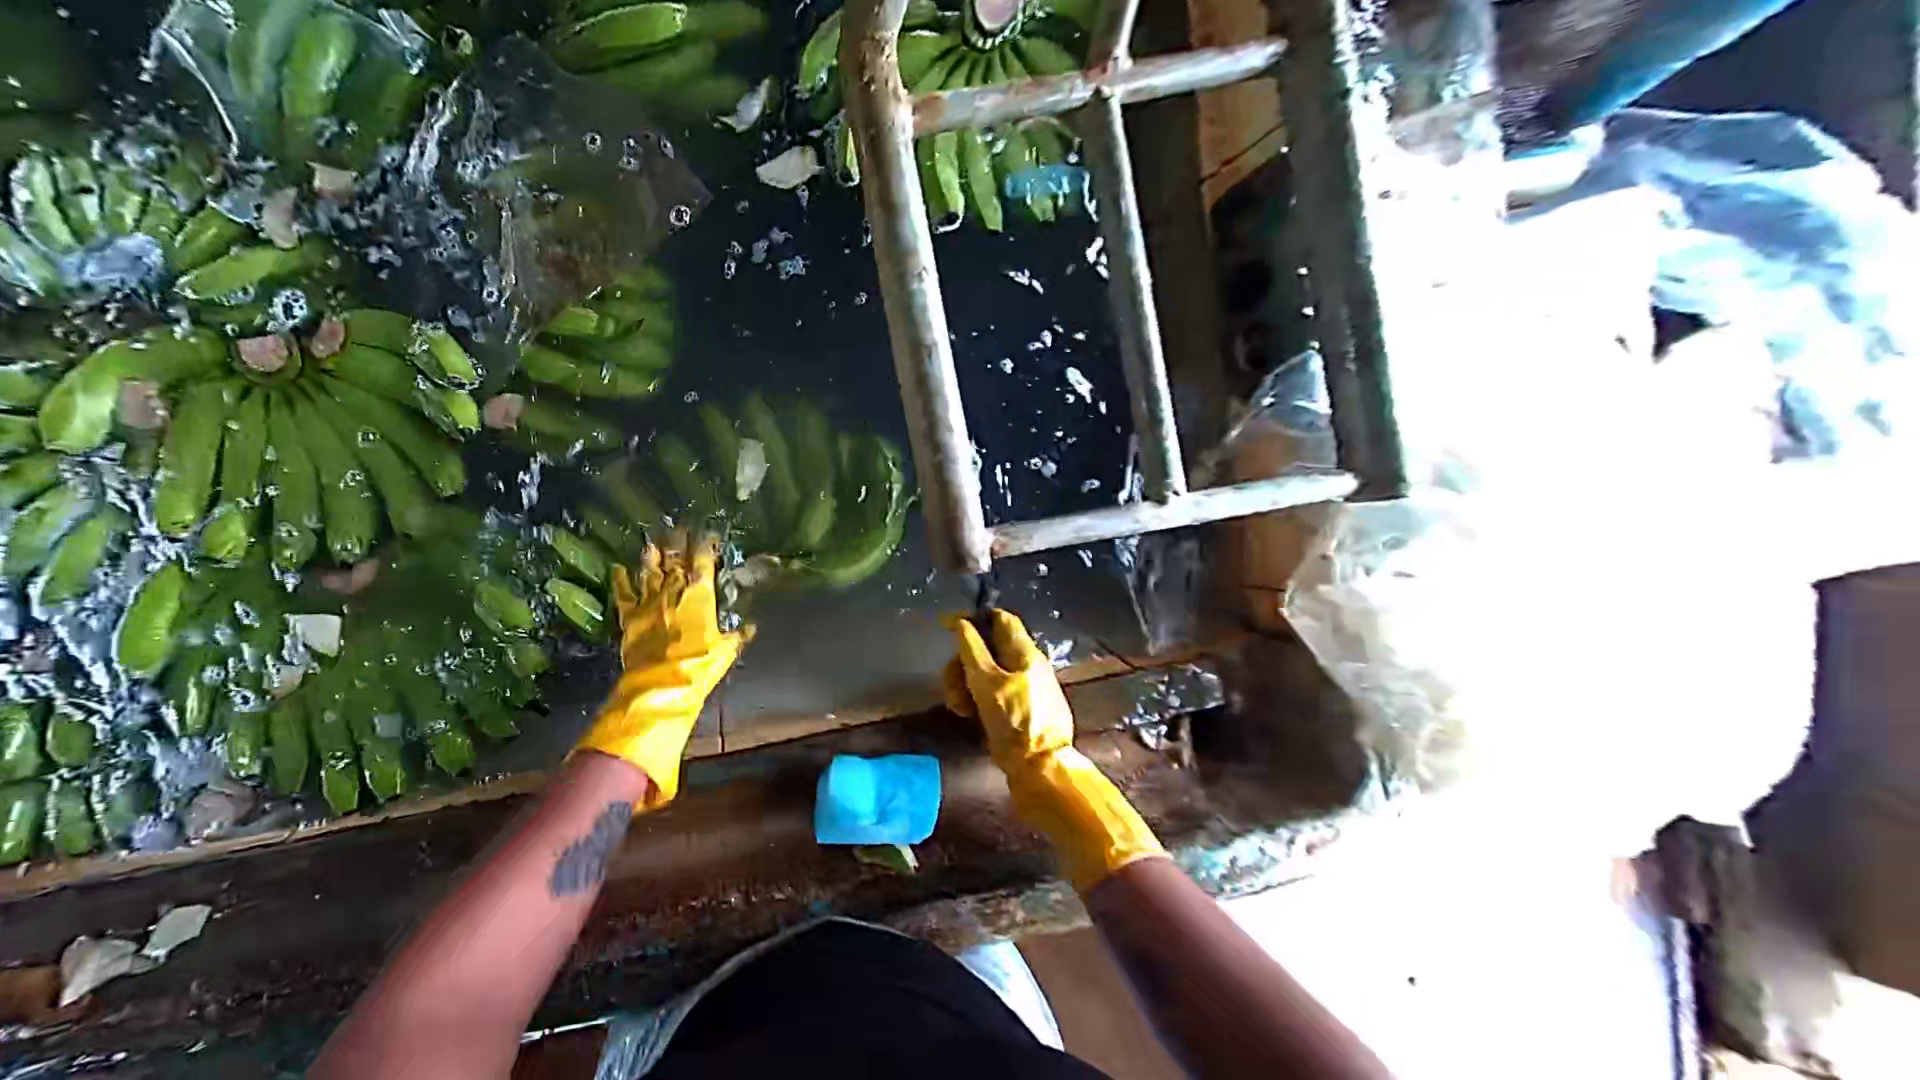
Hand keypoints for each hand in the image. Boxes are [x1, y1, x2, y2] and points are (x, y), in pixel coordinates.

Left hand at [575, 533, 746, 806]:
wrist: (660, 687)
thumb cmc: (700, 666)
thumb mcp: (727, 651)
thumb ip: (737, 635)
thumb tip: (750, 626)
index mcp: (700, 596)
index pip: (703, 562)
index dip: (704, 545)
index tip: (707, 533)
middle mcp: (673, 592)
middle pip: (675, 560)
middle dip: (678, 543)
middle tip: (679, 528)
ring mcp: (648, 603)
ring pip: (649, 572)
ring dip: (651, 556)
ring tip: (653, 541)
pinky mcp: (629, 618)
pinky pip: (624, 595)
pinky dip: (621, 581)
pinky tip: (618, 568)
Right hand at [943, 609, 1074, 770]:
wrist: (1040, 768)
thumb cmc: (1015, 723)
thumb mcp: (987, 683)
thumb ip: (972, 650)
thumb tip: (961, 622)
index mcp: (1025, 653)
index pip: (1000, 619)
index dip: (974, 619)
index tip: (949, 629)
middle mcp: (1027, 665)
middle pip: (987, 648)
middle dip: (963, 662)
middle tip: (952, 685)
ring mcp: (1024, 686)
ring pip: (986, 672)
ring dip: (965, 684)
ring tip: (959, 707)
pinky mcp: (1019, 707)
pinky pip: (993, 691)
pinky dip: (977, 698)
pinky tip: (968, 715)